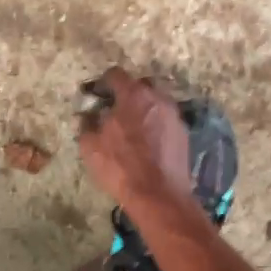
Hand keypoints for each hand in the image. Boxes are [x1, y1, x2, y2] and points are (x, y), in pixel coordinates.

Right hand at [77, 68, 190, 208]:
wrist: (159, 196)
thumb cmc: (120, 166)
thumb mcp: (90, 145)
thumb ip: (86, 123)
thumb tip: (87, 114)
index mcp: (133, 94)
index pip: (116, 74)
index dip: (103, 83)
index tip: (95, 95)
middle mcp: (156, 98)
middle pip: (139, 85)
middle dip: (127, 93)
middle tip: (114, 110)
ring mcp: (173, 115)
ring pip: (155, 102)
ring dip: (143, 109)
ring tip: (132, 128)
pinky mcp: (183, 134)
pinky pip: (165, 120)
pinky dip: (155, 125)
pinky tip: (147, 142)